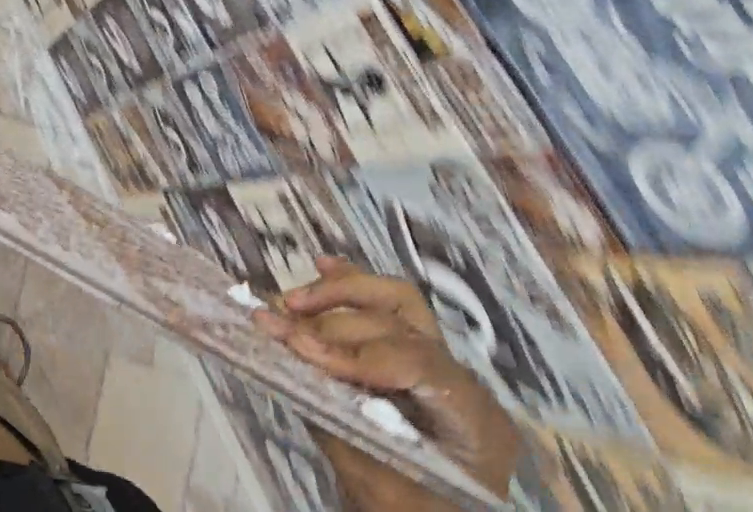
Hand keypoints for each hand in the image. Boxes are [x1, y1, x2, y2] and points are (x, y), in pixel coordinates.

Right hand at [253, 256, 518, 511]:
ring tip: (290, 300)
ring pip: (398, 302)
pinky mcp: (416, 359)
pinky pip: (391, 309)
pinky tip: (323, 266)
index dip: (349, 351)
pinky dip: (353, 287)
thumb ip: (336, 423)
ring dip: (340, 293)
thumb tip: (288, 363)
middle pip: (400, 325)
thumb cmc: (409, 511)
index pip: (413, 362)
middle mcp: (465, 381)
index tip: (294, 346)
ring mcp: (443, 365)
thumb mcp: (376, 486)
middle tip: (279, 324)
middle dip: (333, 322)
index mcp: (473, 421)